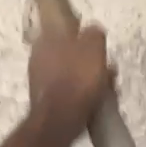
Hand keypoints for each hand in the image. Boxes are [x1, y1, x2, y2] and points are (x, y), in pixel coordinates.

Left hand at [27, 24, 112, 138]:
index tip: (96, 43)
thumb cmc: (77, 80)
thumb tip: (93, 29)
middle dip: (88, 58)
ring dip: (87, 76)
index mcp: (47, 38)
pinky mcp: (45, 99)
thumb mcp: (93, 48)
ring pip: (70, 71)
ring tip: (107, 86)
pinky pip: (68, 88)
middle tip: (106, 67)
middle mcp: (38, 55)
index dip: (81, 33)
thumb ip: (93, 34)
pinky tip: (96, 99)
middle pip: (68, 51)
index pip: (64, 26)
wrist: (60, 120)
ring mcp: (39, 78)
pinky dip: (81, 91)